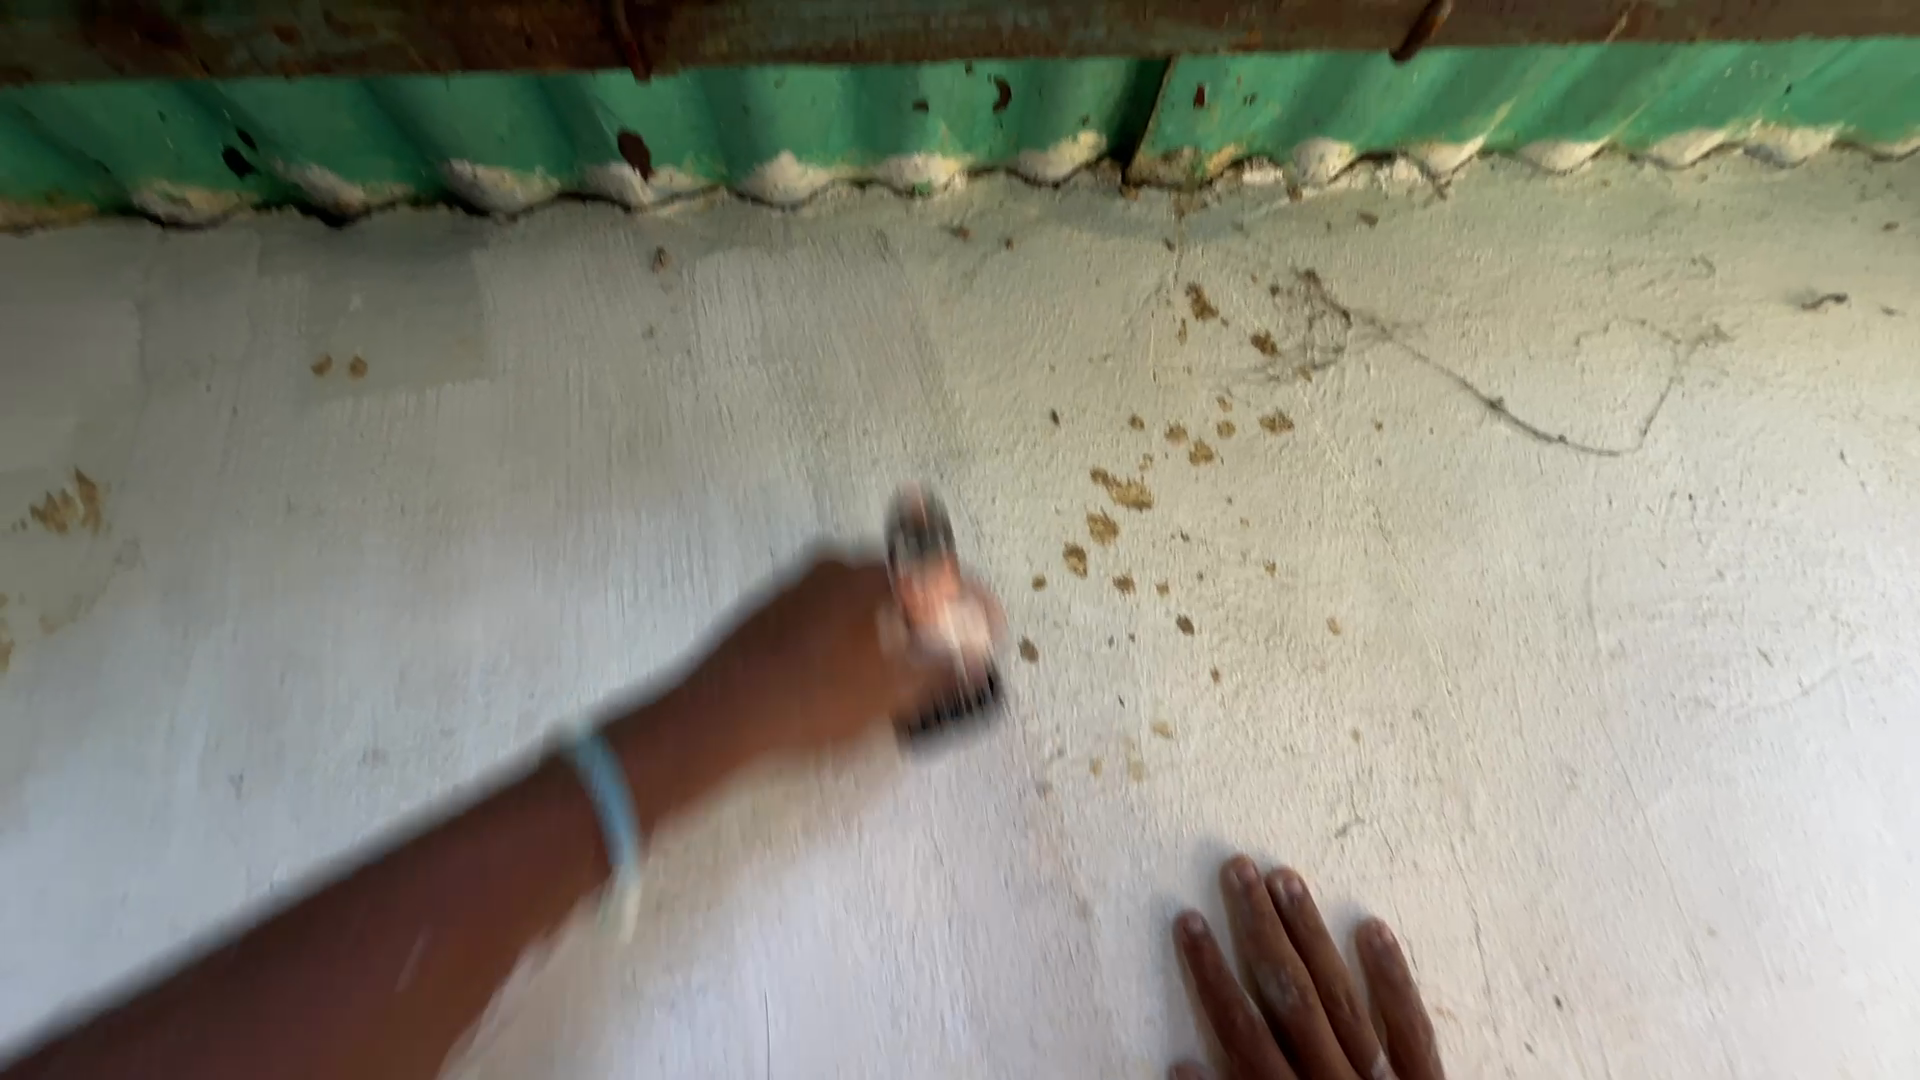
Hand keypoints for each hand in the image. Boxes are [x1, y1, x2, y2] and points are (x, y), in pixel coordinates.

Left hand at [673, 555, 996, 758]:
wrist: (719, 712)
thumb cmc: (812, 698)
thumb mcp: (887, 693)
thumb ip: (938, 672)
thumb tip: (971, 663)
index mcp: (867, 577)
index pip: (938, 575)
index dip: (972, 602)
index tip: (988, 628)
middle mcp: (834, 566)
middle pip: (901, 578)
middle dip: (931, 611)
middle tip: (943, 648)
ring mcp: (799, 584)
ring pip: (863, 593)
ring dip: (892, 620)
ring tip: (900, 664)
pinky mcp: (773, 606)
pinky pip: (832, 607)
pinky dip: (857, 627)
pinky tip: (850, 666)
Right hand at [1171, 857, 1443, 1079]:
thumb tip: (1177, 1065)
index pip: (1239, 1029)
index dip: (1209, 971)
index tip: (1186, 918)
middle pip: (1288, 995)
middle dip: (1259, 927)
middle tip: (1238, 868)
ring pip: (1341, 997)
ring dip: (1310, 935)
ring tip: (1285, 877)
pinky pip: (1412, 1030)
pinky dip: (1393, 980)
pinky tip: (1372, 926)